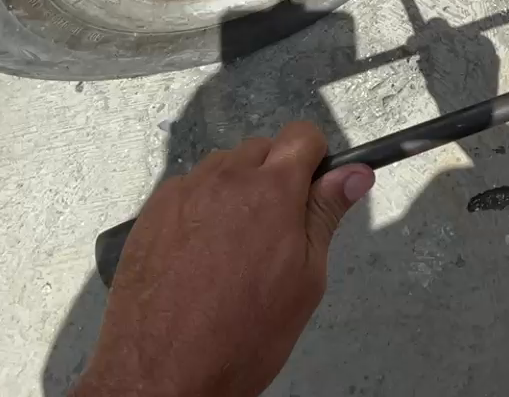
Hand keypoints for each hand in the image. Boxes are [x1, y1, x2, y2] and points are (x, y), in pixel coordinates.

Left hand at [75, 122, 373, 396]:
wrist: (158, 377)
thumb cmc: (242, 336)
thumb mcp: (305, 279)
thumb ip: (327, 214)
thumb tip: (355, 173)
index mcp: (272, 189)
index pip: (303, 134)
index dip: (314, 157)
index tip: (312, 187)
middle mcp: (227, 176)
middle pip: (263, 149)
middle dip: (275, 176)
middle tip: (274, 230)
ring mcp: (185, 190)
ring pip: (225, 166)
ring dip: (236, 189)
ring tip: (232, 245)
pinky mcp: (153, 210)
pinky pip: (190, 188)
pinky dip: (201, 206)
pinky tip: (198, 252)